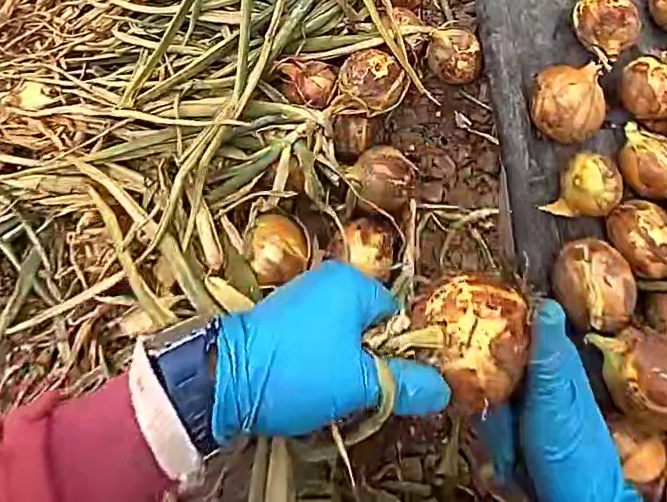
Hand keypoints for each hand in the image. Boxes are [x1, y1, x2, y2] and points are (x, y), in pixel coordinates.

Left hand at [210, 261, 450, 443]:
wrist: (223, 377)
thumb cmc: (299, 369)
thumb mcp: (357, 382)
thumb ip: (403, 383)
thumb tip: (442, 389)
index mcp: (354, 282)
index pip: (394, 316)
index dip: (392, 352)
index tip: (377, 379)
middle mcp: (330, 277)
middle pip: (368, 323)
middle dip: (364, 358)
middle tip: (351, 387)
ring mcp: (304, 292)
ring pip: (341, 331)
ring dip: (340, 360)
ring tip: (324, 386)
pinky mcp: (283, 311)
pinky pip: (317, 332)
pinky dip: (317, 355)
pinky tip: (304, 379)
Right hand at [480, 300, 635, 501]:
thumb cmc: (573, 451)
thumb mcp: (557, 398)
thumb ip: (548, 353)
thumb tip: (547, 302)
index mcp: (553, 356)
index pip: (514, 325)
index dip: (491, 333)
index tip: (475, 349)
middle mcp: (538, 376)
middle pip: (492, 366)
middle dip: (488, 397)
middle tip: (502, 427)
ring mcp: (527, 407)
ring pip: (488, 401)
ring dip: (492, 432)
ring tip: (510, 456)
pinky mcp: (517, 435)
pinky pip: (490, 431)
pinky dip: (493, 451)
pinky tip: (507, 469)